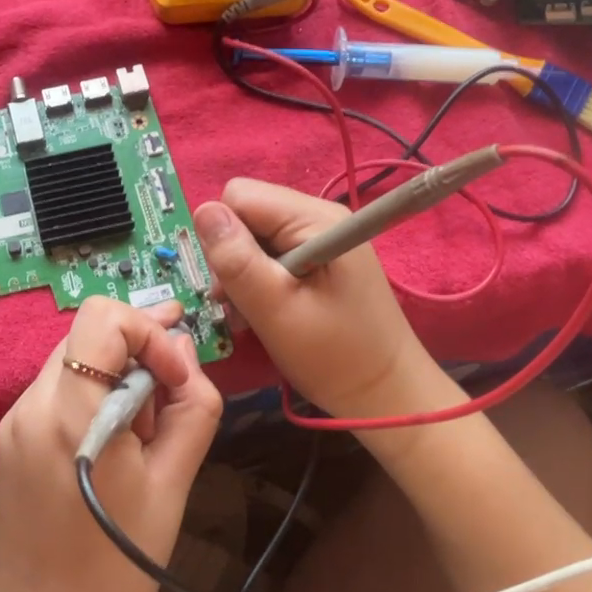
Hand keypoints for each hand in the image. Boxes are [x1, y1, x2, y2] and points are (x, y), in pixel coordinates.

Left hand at [0, 298, 222, 591]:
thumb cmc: (115, 570)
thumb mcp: (171, 487)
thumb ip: (189, 408)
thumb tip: (183, 352)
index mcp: (66, 410)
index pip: (101, 316)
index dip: (147, 330)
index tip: (174, 378)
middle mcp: (29, 403)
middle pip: (88, 338)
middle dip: (138, 357)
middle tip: (172, 401)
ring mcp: (13, 421)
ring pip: (75, 365)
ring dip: (117, 381)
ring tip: (145, 439)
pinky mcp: (9, 441)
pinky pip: (58, 395)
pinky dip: (92, 402)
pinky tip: (115, 450)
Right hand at [194, 178, 448, 419]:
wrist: (389, 396)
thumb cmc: (335, 357)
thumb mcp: (277, 312)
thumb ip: (237, 261)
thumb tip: (202, 211)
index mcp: (314, 218)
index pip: (239, 195)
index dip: (223, 235)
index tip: (229, 282)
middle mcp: (318, 215)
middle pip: (245, 213)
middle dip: (231, 256)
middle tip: (236, 305)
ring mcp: (319, 235)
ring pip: (253, 234)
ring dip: (242, 273)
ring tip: (250, 315)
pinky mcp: (318, 257)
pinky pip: (270, 252)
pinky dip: (258, 280)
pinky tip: (264, 312)